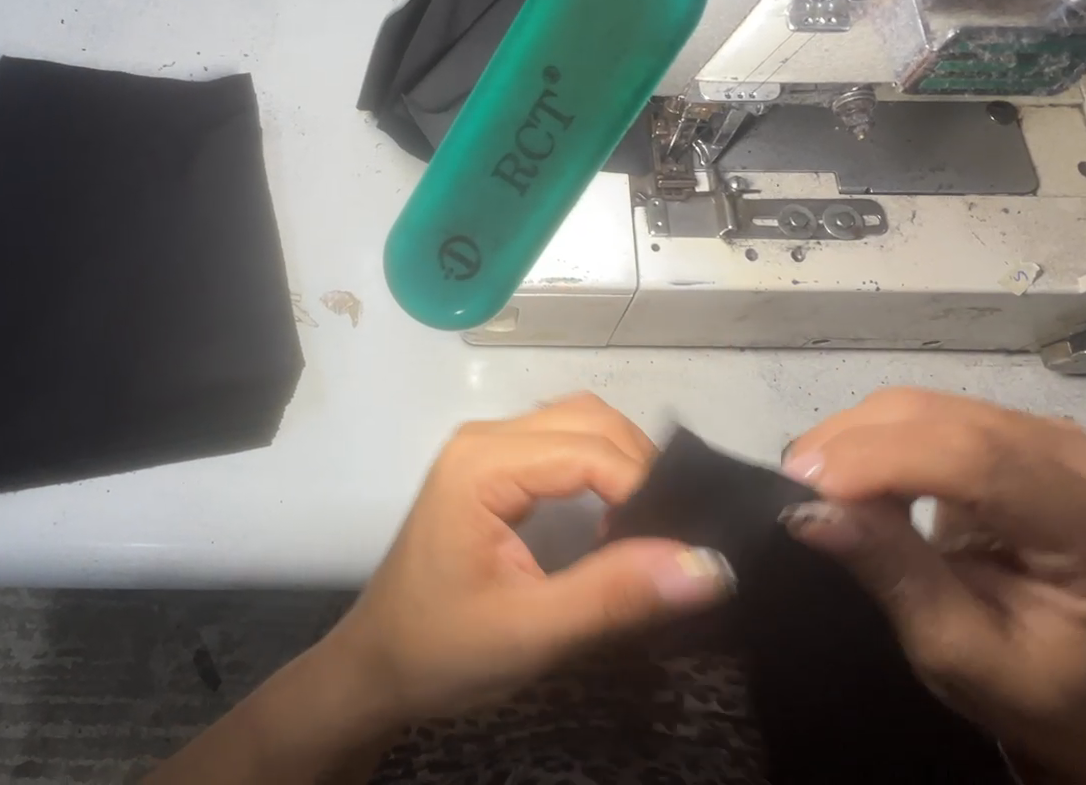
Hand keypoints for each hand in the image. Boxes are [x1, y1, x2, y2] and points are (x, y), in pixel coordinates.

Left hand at [318, 394, 734, 725]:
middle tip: (673, 530)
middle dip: (639, 463)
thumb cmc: (442, 650)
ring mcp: (484, 449)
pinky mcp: (490, 467)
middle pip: (585, 418)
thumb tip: (708, 565)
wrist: (377, 666)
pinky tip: (616, 512)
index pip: (589, 449)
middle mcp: (483, 438)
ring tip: (650, 522)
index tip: (679, 545)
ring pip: (576, 422)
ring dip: (622, 460)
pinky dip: (599, 466)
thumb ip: (615, 594)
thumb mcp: (532, 632)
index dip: (643, 489)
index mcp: (481, 464)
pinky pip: (559, 443)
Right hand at [779, 389, 1085, 784]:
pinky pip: (936, 413)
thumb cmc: (1035, 691)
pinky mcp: (1028, 434)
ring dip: (860, 435)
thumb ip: (894, 574)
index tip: (803, 482)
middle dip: (859, 443)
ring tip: (813, 478)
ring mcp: (1068, 444)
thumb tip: (809, 511)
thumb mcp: (959, 653)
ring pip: (935, 407)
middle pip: (956, 424)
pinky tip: (851, 467)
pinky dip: (879, 435)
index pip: (987, 464)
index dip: (886, 460)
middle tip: (791, 481)